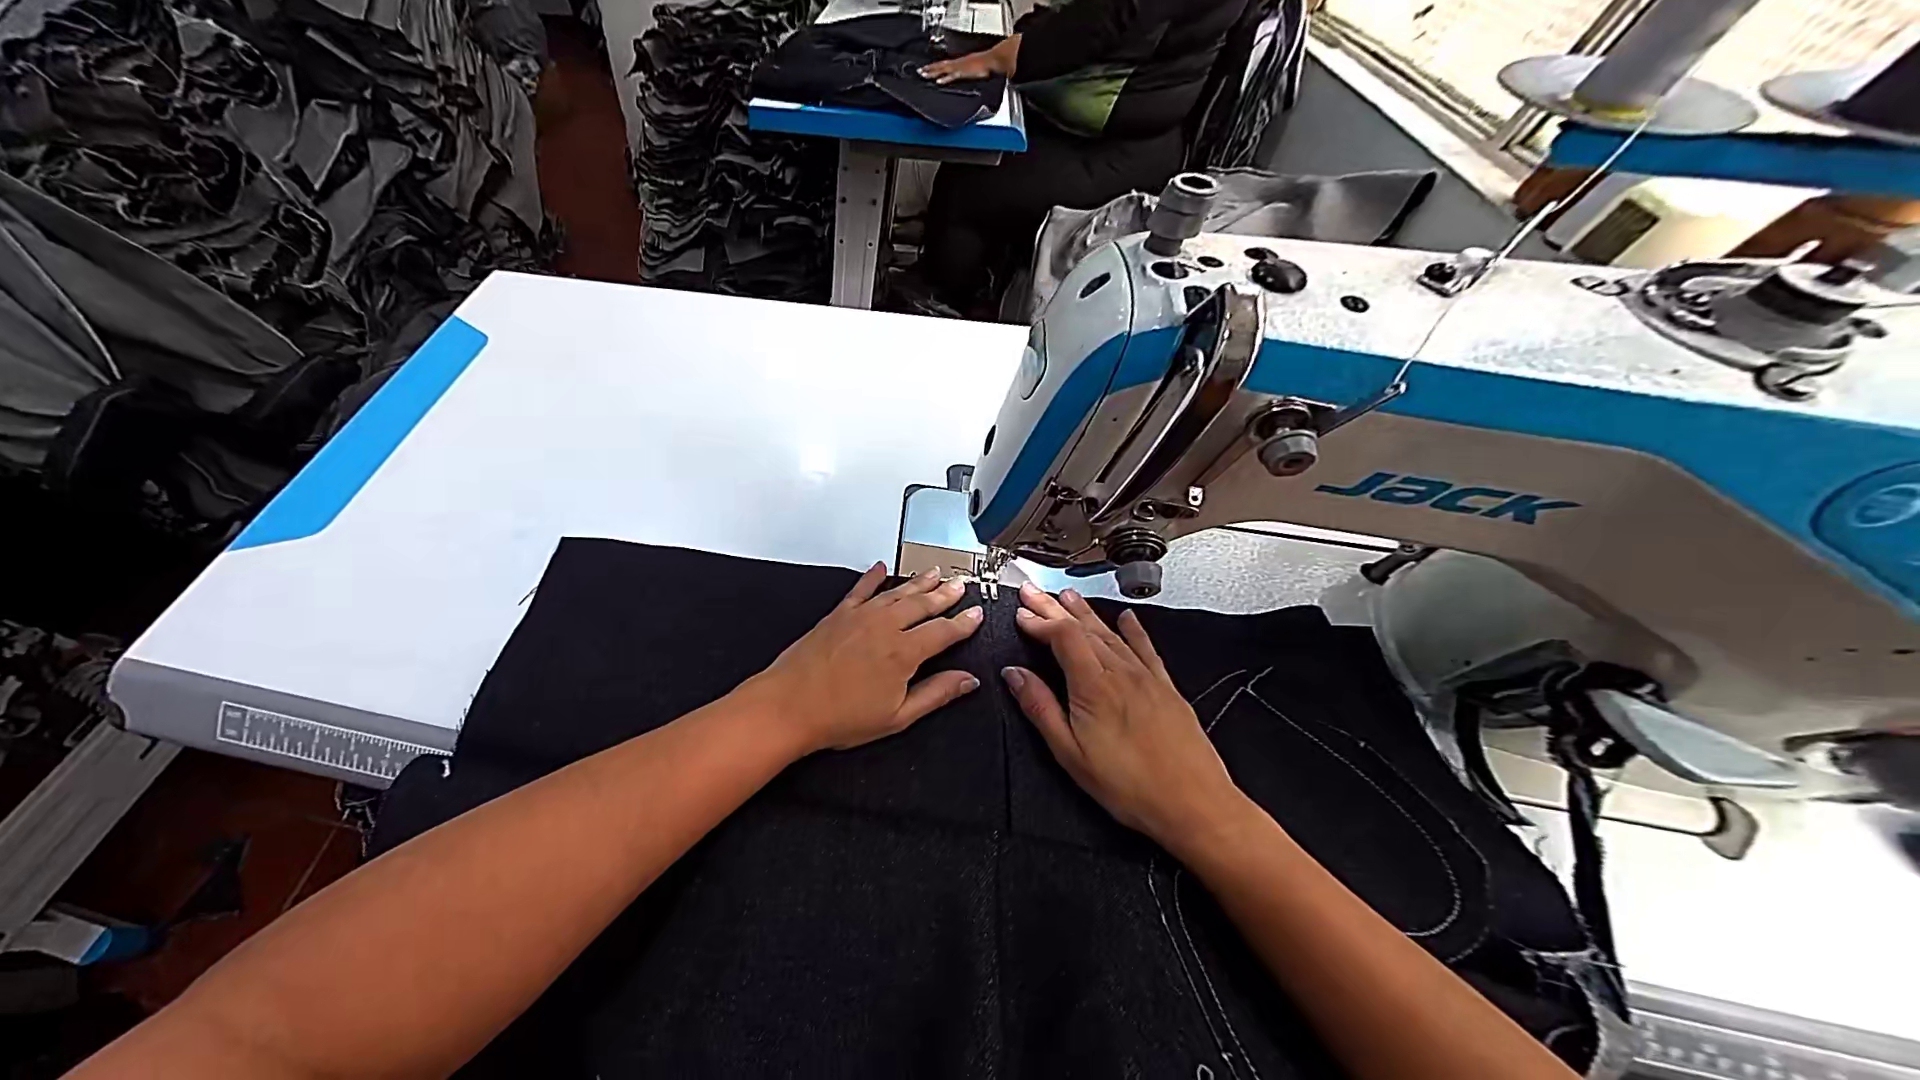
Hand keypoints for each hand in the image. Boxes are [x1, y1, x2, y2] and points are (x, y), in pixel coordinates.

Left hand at [747, 564, 982, 754]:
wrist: (788, 707)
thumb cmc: (838, 716)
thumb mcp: (897, 716)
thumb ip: (936, 694)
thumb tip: (967, 682)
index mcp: (903, 652)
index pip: (944, 631)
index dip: (964, 622)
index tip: (975, 614)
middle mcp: (884, 627)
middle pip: (924, 604)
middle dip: (945, 593)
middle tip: (960, 585)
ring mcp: (860, 617)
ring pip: (898, 593)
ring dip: (919, 582)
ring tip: (935, 573)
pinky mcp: (838, 615)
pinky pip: (861, 589)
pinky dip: (873, 577)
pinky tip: (880, 568)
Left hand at [920, 36, 1017, 83]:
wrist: (999, 62)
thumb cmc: (992, 67)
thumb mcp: (978, 72)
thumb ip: (971, 77)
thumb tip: (967, 83)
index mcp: (963, 64)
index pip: (947, 65)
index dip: (937, 68)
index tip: (928, 70)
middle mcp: (961, 64)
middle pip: (942, 65)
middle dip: (930, 69)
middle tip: (920, 72)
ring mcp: (962, 67)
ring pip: (944, 69)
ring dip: (933, 72)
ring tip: (924, 75)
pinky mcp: (966, 72)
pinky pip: (953, 75)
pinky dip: (945, 78)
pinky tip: (939, 82)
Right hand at [1002, 583, 1248, 849]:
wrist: (1194, 803)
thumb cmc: (1134, 787)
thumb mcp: (1071, 754)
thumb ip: (1040, 708)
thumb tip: (1015, 676)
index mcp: (1094, 687)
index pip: (1062, 636)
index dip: (1039, 621)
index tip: (1022, 614)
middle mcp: (1121, 673)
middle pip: (1082, 627)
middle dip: (1053, 607)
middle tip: (1034, 593)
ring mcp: (1146, 677)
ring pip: (1110, 633)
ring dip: (1085, 612)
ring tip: (1067, 596)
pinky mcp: (1166, 687)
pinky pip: (1146, 647)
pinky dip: (1133, 629)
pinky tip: (1128, 619)